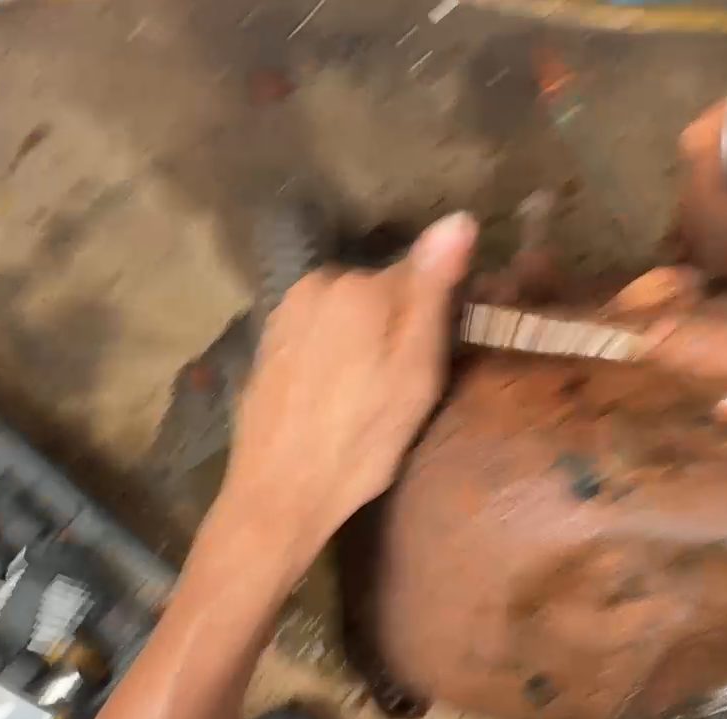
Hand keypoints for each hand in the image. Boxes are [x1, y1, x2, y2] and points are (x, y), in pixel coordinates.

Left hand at [217, 212, 476, 562]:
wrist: (280, 492)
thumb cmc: (361, 442)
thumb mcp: (415, 374)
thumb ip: (433, 294)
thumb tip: (458, 219)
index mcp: (359, 286)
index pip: (419, 277)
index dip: (432, 320)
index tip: (429, 364)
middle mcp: (316, 284)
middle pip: (379, 293)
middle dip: (394, 328)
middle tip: (398, 389)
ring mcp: (285, 312)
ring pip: (346, 314)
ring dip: (361, 342)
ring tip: (363, 398)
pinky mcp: (267, 342)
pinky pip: (317, 334)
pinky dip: (332, 355)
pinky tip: (331, 397)